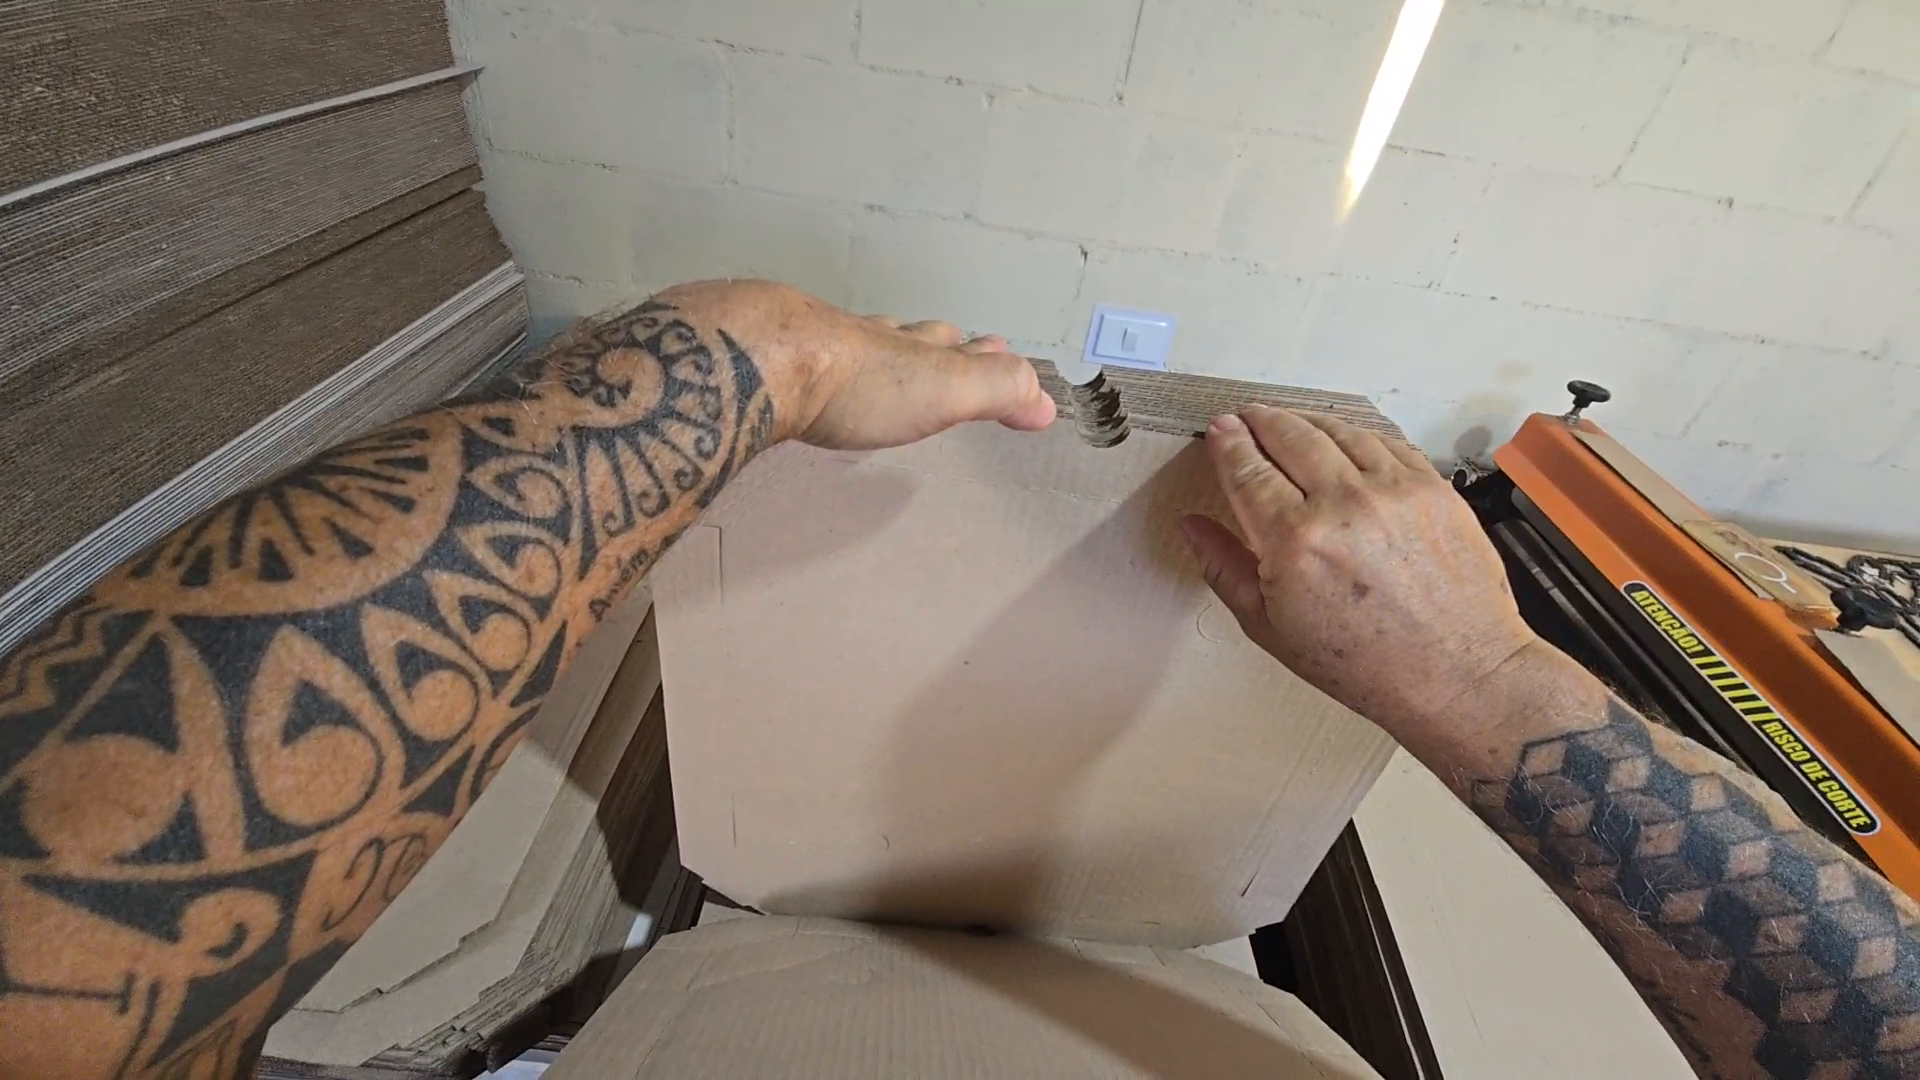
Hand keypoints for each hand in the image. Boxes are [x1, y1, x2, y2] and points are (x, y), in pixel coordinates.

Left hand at [656, 281, 1055, 449]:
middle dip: (936, 340)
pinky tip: (811, 364)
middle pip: (910, 335)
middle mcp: (868, 340)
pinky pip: (806, 354)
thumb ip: (997, 389)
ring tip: (887, 347)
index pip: (959, 350)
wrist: (761, 362)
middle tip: (952, 340)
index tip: (1001, 346)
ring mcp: (815, 344)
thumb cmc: (858, 383)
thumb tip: (1047, 402)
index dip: (985, 354)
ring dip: (880, 343)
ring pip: (859, 338)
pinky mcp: (769, 359)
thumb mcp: (944, 388)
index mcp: (911, 351)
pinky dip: (821, 358)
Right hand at [1180, 407, 1538, 737]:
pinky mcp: (1434, 488)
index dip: (1227, 442)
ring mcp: (1394, 491)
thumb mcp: (1267, 624)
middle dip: (1259, 419)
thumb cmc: (1361, 660)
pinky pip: (1384, 441)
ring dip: (1304, 420)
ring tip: (1287, 423)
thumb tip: (1192, 525)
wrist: (1455, 672)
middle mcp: (1344, 505)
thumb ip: (1222, 565)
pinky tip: (1341, 440)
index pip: (1248, 468)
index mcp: (1294, 540)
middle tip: (1245, 416)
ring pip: (1337, 430)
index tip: (1219, 429)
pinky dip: (1354, 434)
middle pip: (1288, 434)